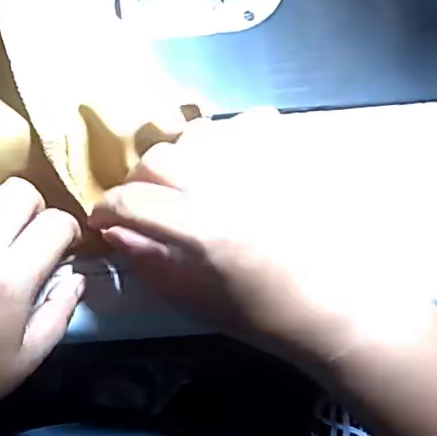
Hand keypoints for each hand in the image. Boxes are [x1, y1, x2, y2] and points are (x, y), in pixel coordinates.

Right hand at [89, 111, 436, 369]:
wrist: (334, 308)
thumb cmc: (263, 314)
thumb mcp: (195, 299)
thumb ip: (150, 260)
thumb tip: (113, 232)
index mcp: (204, 230)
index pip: (132, 201)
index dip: (106, 210)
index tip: (102, 222)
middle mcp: (229, 187)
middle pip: (158, 159)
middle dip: (137, 182)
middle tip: (142, 206)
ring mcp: (264, 166)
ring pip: (197, 134)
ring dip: (179, 157)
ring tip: (185, 183)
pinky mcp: (291, 156)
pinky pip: (247, 121)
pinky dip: (228, 136)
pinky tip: (229, 163)